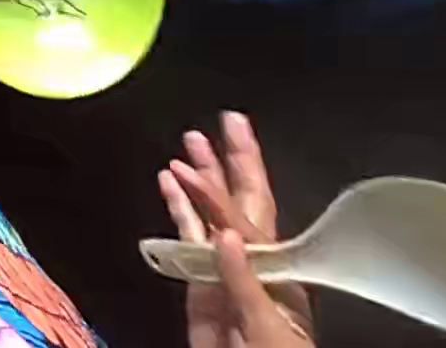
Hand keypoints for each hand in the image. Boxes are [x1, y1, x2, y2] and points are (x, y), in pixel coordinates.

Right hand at [158, 112, 313, 347]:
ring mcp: (225, 266)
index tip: (189, 166)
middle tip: (229, 120)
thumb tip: (222, 235)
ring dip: (202, 175)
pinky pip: (188, 232)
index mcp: (278, 270)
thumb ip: (244, 282)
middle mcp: (253, 258)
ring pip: (212, 209)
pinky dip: (178, 205)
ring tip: (191, 140)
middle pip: (242, 200)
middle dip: (234, 161)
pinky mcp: (201, 278)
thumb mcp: (269, 332)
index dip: (217, 191)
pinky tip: (167, 180)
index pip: (245, 218)